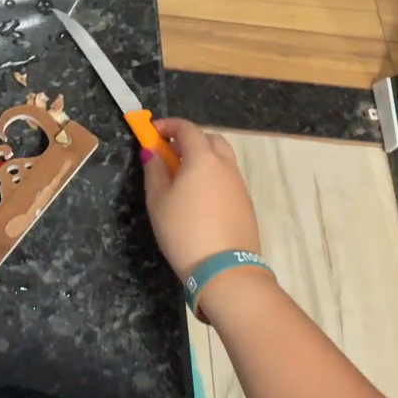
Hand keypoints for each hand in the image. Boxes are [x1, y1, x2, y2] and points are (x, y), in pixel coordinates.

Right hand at [142, 118, 260, 280]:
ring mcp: (239, 185)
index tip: (151, 132)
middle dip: (188, 139)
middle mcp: (225, 165)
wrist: (225, 272)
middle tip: (169, 153)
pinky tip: (199, 198)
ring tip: (183, 177)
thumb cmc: (184, 231)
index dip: (167, 125)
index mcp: (202, 158)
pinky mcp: (245, 204)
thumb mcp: (158, 200)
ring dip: (202, 158)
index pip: (187, 128)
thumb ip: (154, 170)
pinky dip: (212, 176)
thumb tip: (152, 151)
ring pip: (221, 158)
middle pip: (209, 139)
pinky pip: (227, 177)